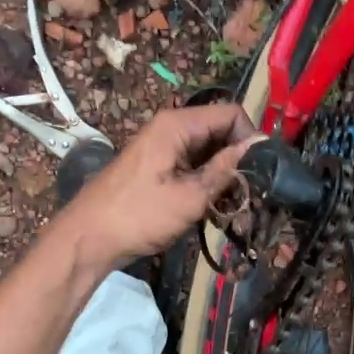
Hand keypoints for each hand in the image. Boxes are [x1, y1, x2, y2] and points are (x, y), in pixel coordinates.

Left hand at [49, 103, 258, 267]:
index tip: (263, 173)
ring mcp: (164, 149)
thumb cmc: (139, 216)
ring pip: (209, 155)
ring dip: (225, 180)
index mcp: (178, 125)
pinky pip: (194, 169)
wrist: (89, 238)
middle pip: (221, 134)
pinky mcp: (160, 169)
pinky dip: (207, 188)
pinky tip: (214, 213)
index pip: (231, 115)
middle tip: (252, 198)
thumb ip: (225, 170)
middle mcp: (172, 129)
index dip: (251, 140)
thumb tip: (259, 147)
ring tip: (235, 211)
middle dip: (239, 163)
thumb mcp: (190, 197)